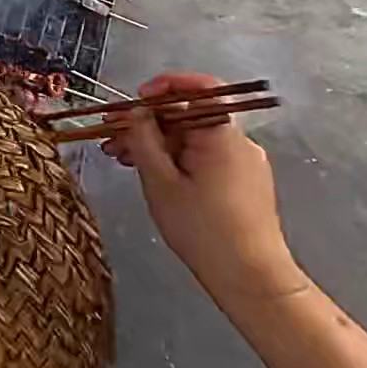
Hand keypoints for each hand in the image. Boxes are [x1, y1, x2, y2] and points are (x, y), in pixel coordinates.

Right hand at [102, 73, 308, 308]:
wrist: (253, 281)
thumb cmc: (203, 230)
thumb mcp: (161, 183)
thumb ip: (145, 140)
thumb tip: (137, 111)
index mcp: (221, 133)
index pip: (199, 87)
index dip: (166, 85)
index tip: (138, 98)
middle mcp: (238, 140)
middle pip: (190, 116)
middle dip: (149, 122)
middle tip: (113, 135)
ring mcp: (244, 162)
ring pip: (194, 139)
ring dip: (158, 143)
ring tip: (122, 158)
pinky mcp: (244, 183)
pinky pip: (205, 157)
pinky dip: (178, 159)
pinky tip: (152, 175)